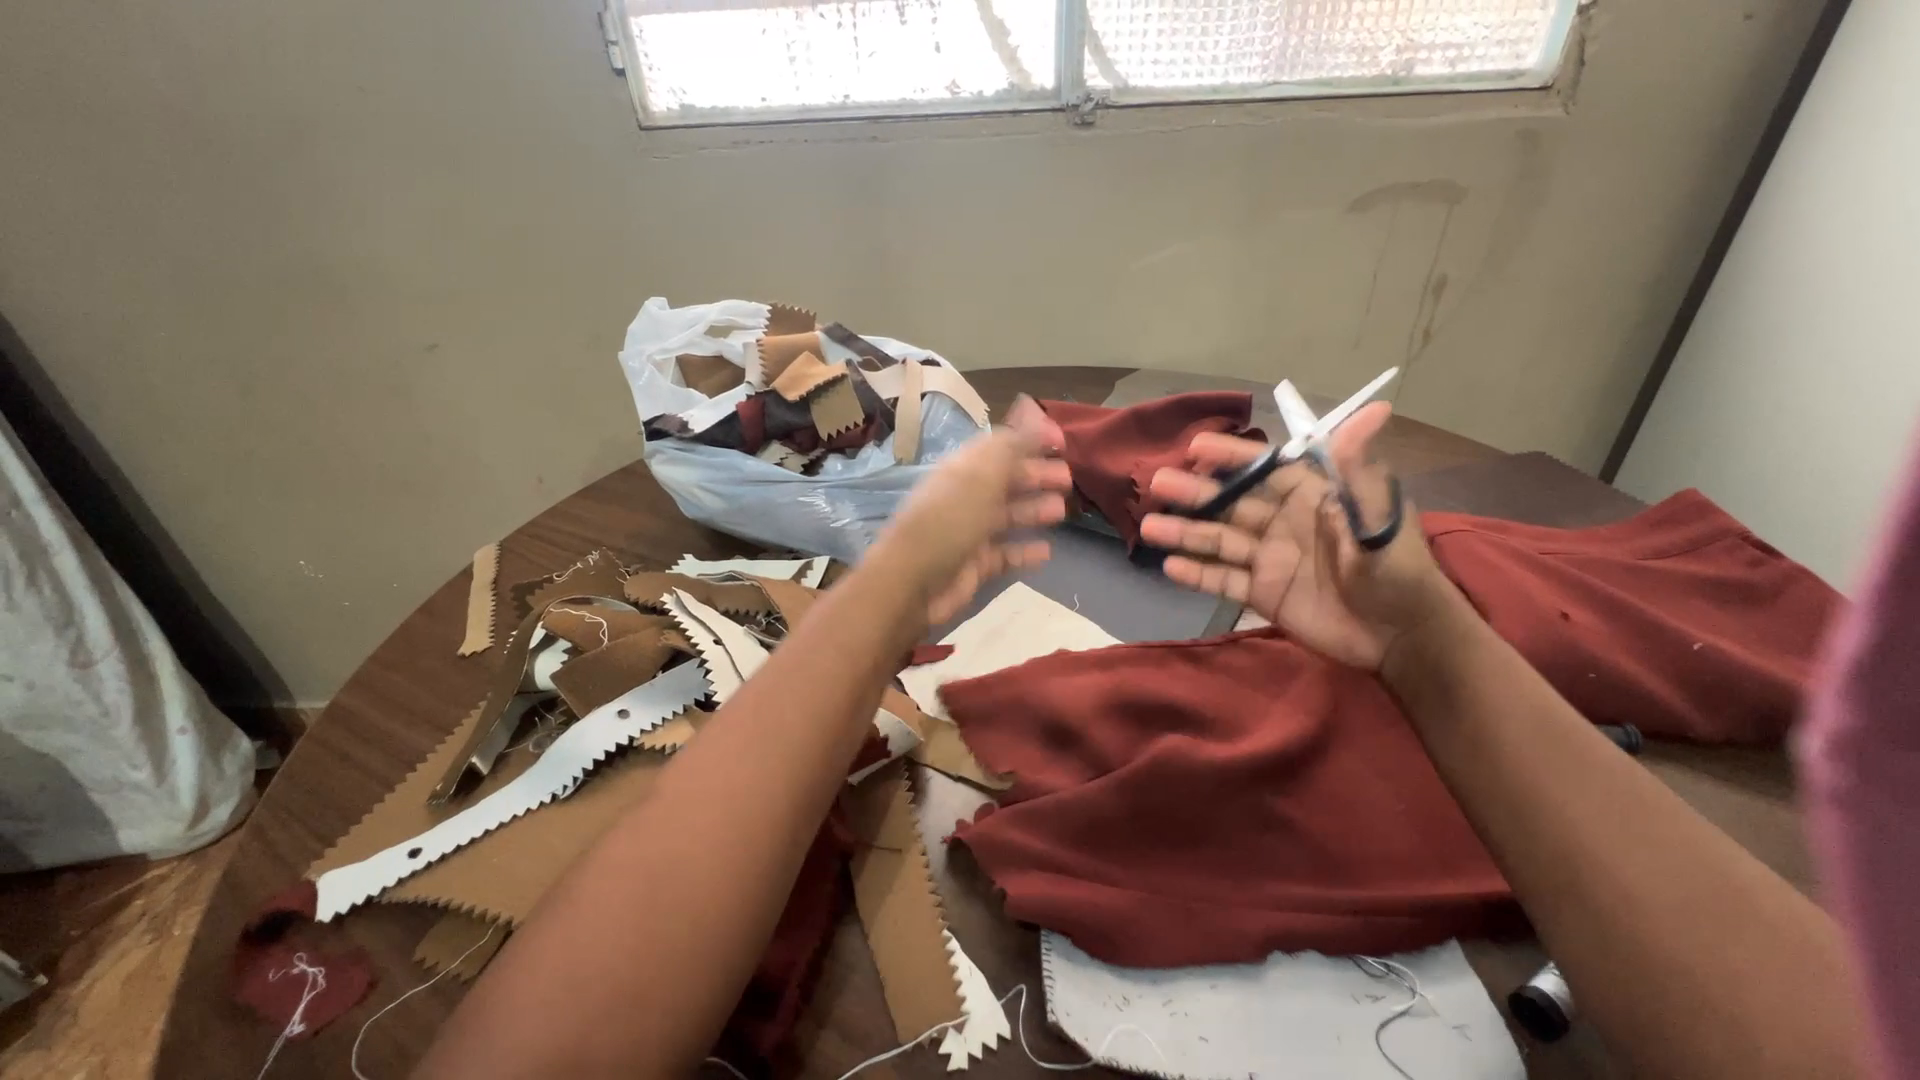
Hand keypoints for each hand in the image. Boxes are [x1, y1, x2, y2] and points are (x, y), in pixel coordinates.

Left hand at [874, 396, 1072, 623]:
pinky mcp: (973, 566)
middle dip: (1036, 475)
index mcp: (962, 471)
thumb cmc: (947, 524)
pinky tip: (1047, 552)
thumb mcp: (979, 479)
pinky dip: (1025, 551)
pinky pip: (1004, 554)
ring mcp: (969, 533)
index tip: (1062, 440)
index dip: (1029, 440)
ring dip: (1034, 510)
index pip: (999, 447)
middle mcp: (965, 497)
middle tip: (1068, 478)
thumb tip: (1030, 411)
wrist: (910, 584)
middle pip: (1005, 481)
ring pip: (1007, 516)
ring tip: (1062, 510)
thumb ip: (1009, 447)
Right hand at [1138, 402, 1461, 670]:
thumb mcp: (1382, 519)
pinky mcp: (1264, 594)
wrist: (1403, 637)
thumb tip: (1373, 410)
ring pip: (1220, 541)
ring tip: (1148, 527)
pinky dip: (1198, 575)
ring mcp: (1270, 560)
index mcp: (1313, 498)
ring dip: (1185, 532)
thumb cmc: (1400, 570)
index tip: (1197, 447)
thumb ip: (1361, 470)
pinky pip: (1224, 581)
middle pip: (1232, 504)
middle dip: (1196, 493)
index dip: (1233, 457)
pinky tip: (1170, 566)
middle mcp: (1284, 523)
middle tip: (1158, 483)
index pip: (1266, 470)